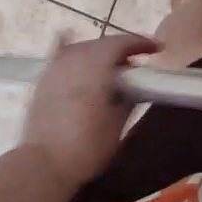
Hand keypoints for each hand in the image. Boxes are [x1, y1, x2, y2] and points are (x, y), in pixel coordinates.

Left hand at [20, 33, 160, 188]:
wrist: (43, 164)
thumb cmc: (85, 148)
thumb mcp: (116, 126)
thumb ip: (127, 99)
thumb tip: (136, 86)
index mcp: (96, 66)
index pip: (122, 43)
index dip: (141, 42)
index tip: (158, 49)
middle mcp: (75, 58)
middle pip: (102, 44)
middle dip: (122, 50)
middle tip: (137, 65)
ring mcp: (56, 66)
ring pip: (82, 49)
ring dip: (100, 53)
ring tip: (112, 67)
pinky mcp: (43, 78)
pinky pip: (58, 53)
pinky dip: (65, 44)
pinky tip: (67, 36)